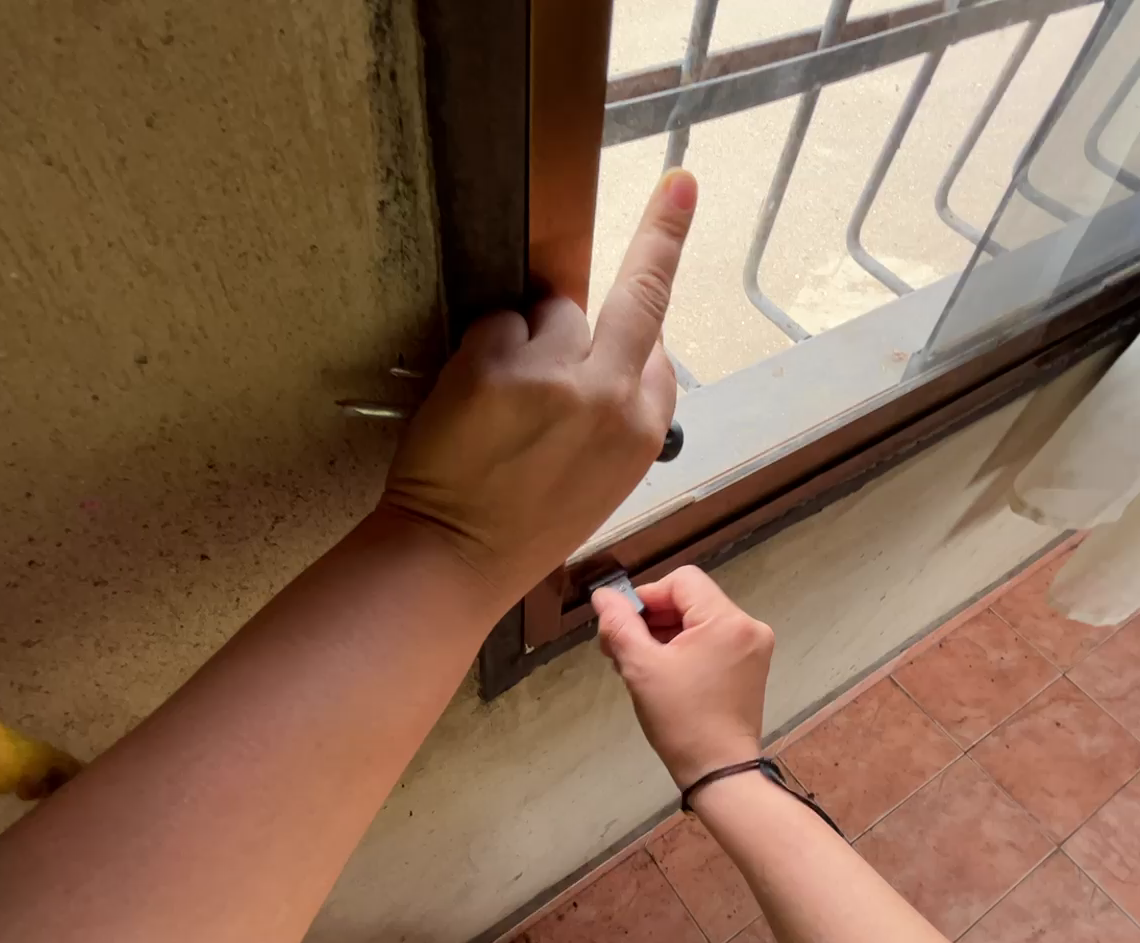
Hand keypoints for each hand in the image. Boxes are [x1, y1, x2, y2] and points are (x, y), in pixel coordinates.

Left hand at [379, 169, 697, 606]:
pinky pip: (499, 321)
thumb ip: (617, 415)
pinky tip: (475, 398)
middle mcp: (610, 395)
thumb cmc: (528, 526)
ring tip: (504, 401)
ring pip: (555, 311)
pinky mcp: (497, 362)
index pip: (657, 348)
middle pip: (640, 294)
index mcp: (643, 433)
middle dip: (664, 235)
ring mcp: (555, 375)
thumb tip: (615, 353)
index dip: (635, 331)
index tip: (661, 268)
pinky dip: (487, 347)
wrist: (458, 556)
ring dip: (532, 338)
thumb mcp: (601, 482)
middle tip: (680, 189)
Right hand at [592, 566, 772, 788]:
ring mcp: (753, 646)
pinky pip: (711, 640)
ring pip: (698, 620)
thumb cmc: (680, 719)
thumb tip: (603, 595)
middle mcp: (748, 626)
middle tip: (621, 648)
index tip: (624, 626)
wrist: (719, 771)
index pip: (681, 581)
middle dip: (653, 619)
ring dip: (665, 635)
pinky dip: (684, 648)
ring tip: (638, 664)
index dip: (647, 597)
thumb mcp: (640, 667)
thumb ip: (619, 623)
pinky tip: (662, 672)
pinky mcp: (750, 665)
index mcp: (727, 621)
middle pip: (690, 600)